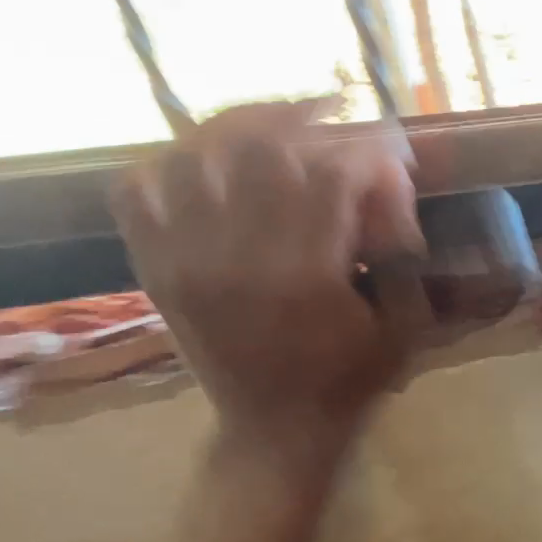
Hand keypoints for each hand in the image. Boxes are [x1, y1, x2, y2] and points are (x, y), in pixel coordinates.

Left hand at [112, 102, 429, 463]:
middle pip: (258, 149)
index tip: (393, 148)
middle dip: (303, 118)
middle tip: (334, 111)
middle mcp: (235, 257)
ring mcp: (185, 259)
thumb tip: (390, 187)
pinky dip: (170, 161)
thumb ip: (400, 253)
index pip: (329, 175)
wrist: (276, 429)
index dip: (366, 150)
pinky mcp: (156, 267)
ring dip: (237, 125)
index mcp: (305, 276)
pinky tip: (206, 159)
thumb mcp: (403, 323)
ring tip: (273, 120)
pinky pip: (139, 188)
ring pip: (193, 155)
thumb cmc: (353, 378)